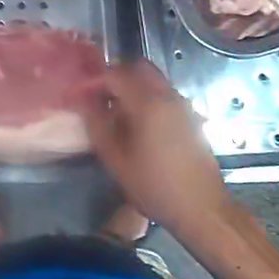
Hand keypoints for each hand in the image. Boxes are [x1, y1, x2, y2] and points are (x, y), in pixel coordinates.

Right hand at [82, 62, 235, 235]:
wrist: (202, 209)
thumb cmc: (153, 185)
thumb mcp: (115, 158)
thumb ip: (97, 124)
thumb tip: (84, 102)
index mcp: (148, 103)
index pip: (115, 75)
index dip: (92, 82)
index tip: (77, 96)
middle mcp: (169, 97)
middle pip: (139, 68)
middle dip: (114, 77)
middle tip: (95, 96)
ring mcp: (184, 107)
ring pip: (153, 81)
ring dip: (131, 87)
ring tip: (111, 111)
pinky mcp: (191, 119)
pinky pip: (163, 95)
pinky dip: (145, 98)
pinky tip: (134, 123)